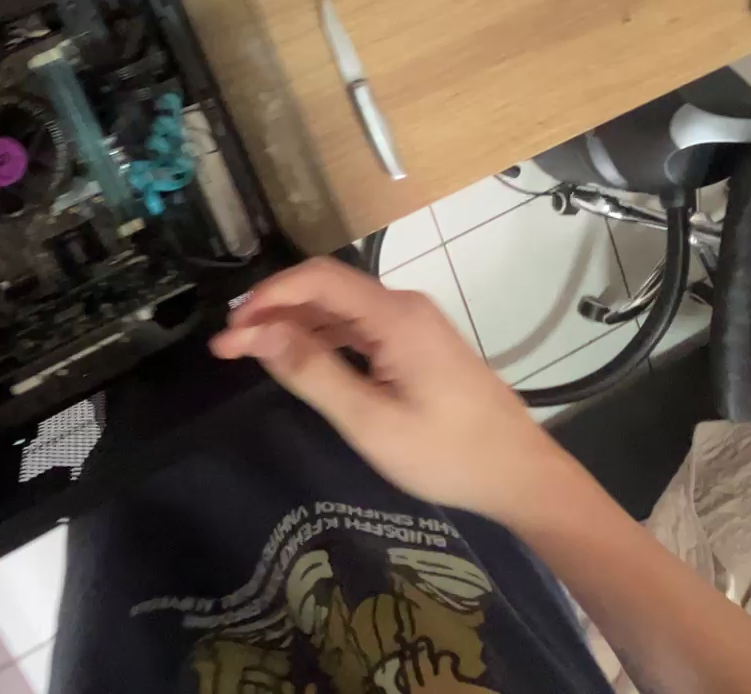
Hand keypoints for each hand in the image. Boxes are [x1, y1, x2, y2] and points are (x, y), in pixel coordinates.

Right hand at [211, 257, 577, 522]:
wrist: (520, 473)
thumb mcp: (371, 421)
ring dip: (295, 324)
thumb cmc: (447, 453)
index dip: (268, 297)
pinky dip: (323, 336)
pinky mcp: (414, 340)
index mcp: (394, 315)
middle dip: (275, 310)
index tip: (230, 330)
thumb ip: (313, 372)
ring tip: (253, 352)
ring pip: (340, 307)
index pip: (318, 279)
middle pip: (326, 288)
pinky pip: (358, 325)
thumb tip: (258, 334)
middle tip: (231, 345)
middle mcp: (402, 305)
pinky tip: (299, 356)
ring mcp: (411, 321)